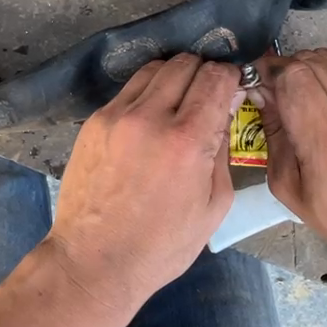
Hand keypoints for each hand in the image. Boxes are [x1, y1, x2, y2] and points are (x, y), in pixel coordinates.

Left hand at [46, 53, 241, 312]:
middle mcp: (151, 117)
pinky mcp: (95, 121)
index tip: (232, 87)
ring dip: (174, 76)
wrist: (94, 262)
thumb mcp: (214, 205)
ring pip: (155, 68)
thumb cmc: (162, 245)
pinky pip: (129, 89)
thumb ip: (224, 148)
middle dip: (203, 73)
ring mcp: (117, 115)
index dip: (230, 77)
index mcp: (188, 141)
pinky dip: (148, 92)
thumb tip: (227, 107)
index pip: (215, 78)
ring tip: (179, 101)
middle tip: (207, 95)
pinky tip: (151, 117)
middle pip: (186, 63)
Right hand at [253, 49, 326, 273]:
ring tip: (301, 93)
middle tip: (277, 88)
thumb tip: (261, 90)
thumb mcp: (289, 187)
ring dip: (308, 69)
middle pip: (310, 61)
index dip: (270, 72)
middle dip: (286, 69)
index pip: (293, 77)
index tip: (260, 82)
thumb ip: (272, 132)